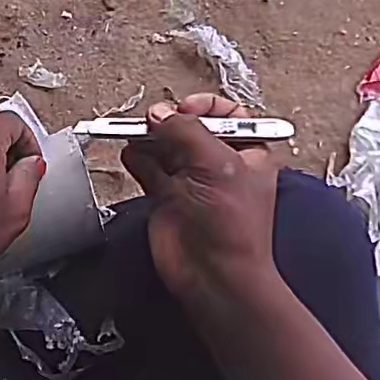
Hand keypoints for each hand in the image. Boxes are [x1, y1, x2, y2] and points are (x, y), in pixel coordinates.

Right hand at [122, 93, 280, 307]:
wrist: (212, 273)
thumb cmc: (232, 226)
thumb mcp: (216, 163)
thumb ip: (186, 131)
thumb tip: (159, 115)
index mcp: (248, 152)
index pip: (228, 115)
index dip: (206, 107)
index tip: (185, 108)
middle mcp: (218, 164)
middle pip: (190, 129)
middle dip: (171, 122)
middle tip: (155, 121)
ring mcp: (190, 181)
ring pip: (165, 147)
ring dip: (150, 138)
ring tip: (136, 133)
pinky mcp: (165, 197)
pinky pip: (148, 169)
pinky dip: (137, 159)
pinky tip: (131, 153)